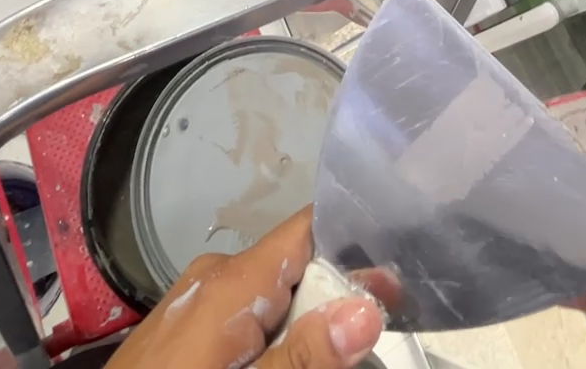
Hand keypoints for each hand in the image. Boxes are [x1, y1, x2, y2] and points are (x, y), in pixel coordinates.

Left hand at [106, 207, 384, 368]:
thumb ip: (306, 356)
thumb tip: (370, 305)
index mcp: (233, 278)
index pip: (307, 229)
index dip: (354, 246)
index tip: (398, 276)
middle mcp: (217, 275)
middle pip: (297, 270)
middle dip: (335, 304)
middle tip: (371, 344)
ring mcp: (198, 302)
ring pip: (273, 301)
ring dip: (305, 331)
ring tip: (336, 358)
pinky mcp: (187, 331)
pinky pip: (245, 320)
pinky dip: (273, 342)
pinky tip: (285, 363)